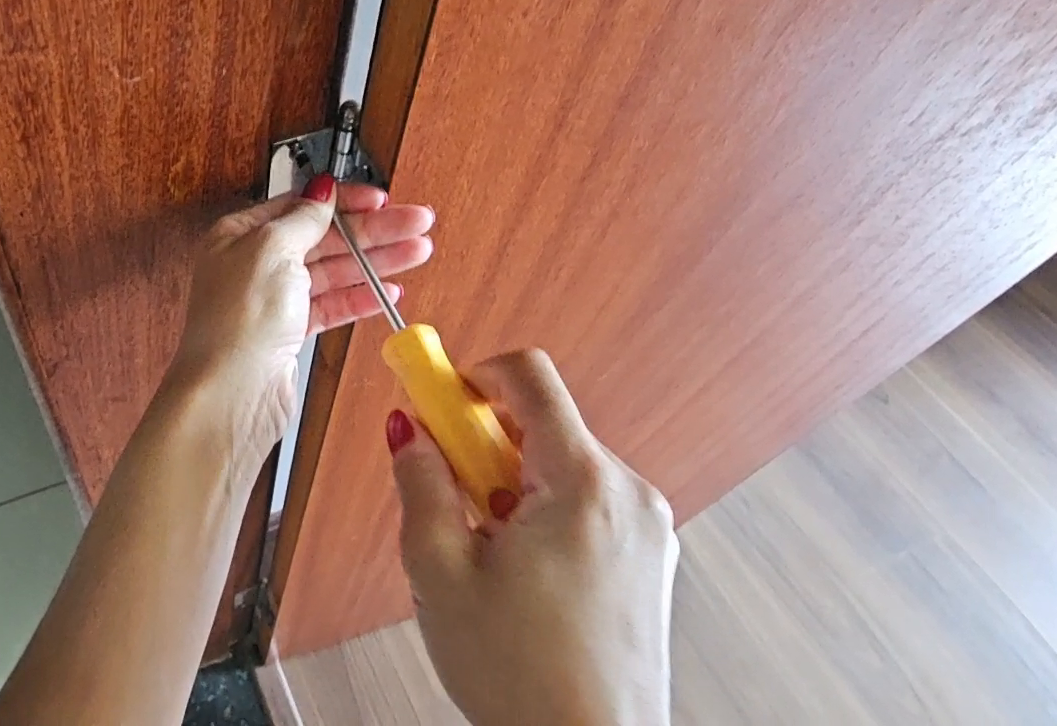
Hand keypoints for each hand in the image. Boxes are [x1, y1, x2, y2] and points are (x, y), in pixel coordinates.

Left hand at [161, 175, 434, 465]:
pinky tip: (388, 291)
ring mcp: (274, 299)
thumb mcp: (272, 249)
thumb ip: (304, 218)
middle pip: (324, 238)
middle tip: (416, 223)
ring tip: (417, 252)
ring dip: (376, 262)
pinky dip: (361, 297)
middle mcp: (255, 264)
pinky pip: (332, 306)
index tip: (381, 200)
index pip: (301, 206)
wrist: (232, 392)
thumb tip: (321, 190)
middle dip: (373, 231)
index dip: (344, 201)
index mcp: (241, 234)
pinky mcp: (289, 332)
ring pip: (334, 272)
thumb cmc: (237, 321)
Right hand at [389, 349, 676, 725]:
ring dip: (506, 479)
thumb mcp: (440, 569)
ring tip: (481, 544)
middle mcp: (627, 495)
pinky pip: (582, 497)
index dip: (472, 375)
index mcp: (583, 486)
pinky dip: (538, 506)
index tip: (433, 394)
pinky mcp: (647, 556)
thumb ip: (420, 481)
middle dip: (479, 440)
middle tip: (443, 484)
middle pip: (540, 420)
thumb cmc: (525, 681)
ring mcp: (645, 527)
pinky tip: (516, 563)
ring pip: (557, 460)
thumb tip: (409, 430)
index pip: (530, 377)